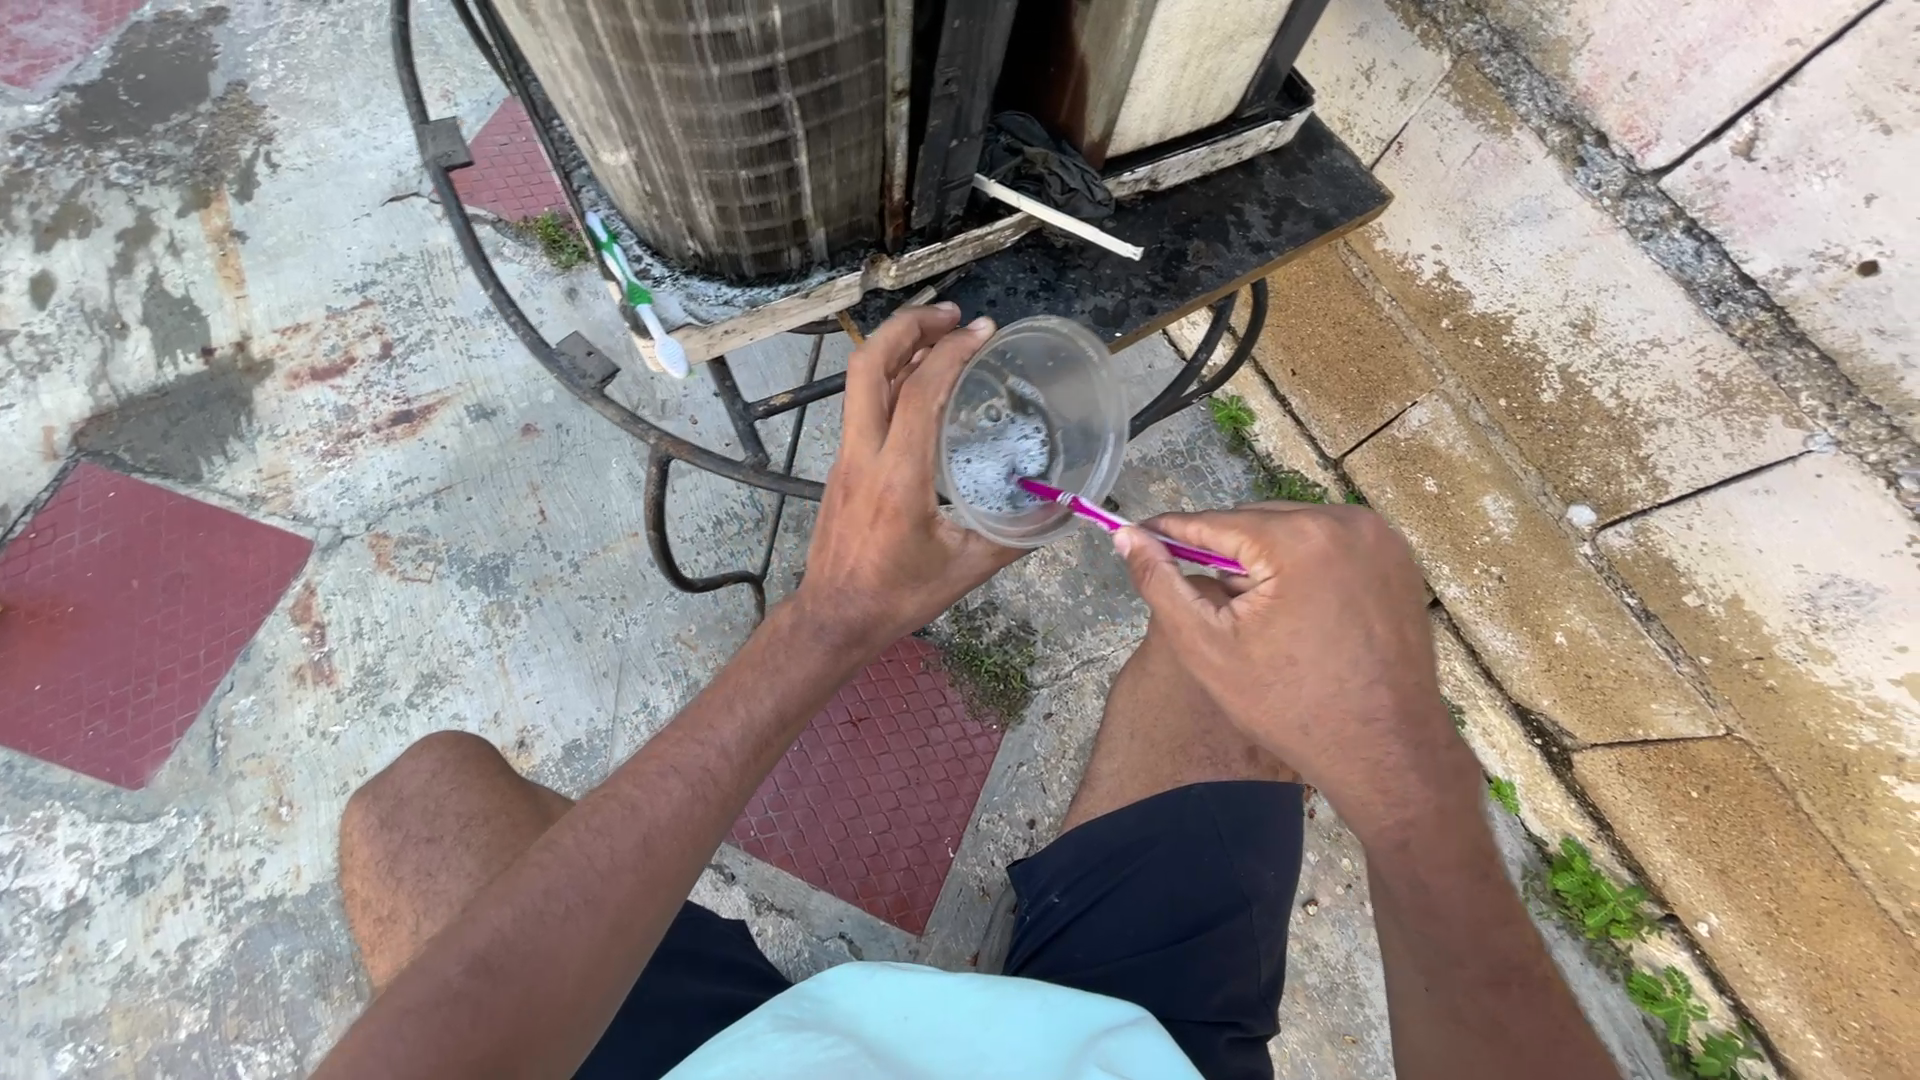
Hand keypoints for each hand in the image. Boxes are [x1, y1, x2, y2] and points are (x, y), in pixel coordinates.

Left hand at [793, 304, 1023, 653]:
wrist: (834, 616)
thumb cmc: (897, 596)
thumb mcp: (965, 570)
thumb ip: (1014, 538)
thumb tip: (1057, 510)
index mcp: (898, 477)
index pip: (920, 393)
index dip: (952, 352)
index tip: (983, 332)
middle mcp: (863, 455)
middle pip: (869, 365)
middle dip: (908, 326)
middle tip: (951, 315)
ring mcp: (845, 457)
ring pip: (860, 381)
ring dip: (896, 348)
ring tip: (939, 335)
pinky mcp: (841, 464)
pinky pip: (862, 405)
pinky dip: (890, 378)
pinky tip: (919, 383)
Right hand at [1113, 504, 1480, 842]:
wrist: (1386, 752)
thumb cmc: (1288, 705)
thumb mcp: (1206, 646)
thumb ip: (1161, 583)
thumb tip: (1126, 536)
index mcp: (1298, 539)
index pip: (1214, 522)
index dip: (1170, 533)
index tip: (1134, 537)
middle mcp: (1346, 521)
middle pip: (1255, 521)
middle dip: (1222, 553)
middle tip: (1206, 600)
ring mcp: (1380, 537)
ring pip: (1291, 529)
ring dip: (1261, 558)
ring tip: (1250, 611)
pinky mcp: (1398, 557)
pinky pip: (1327, 543)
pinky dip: (1300, 563)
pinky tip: (1293, 609)